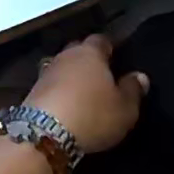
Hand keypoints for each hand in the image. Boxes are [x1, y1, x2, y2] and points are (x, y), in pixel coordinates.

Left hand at [24, 35, 149, 153]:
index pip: (102, 40)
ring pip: (63, 67)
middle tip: (101, 76)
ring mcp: (46, 72)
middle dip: (89, 60)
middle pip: (79, 50)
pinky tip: (65, 105)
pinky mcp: (32, 91)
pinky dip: (59, 92)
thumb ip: (133, 89)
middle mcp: (67, 55)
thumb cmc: (92, 114)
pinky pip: (51, 85)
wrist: (43, 134)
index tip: (117, 58)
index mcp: (91, 52)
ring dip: (71, 77)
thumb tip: (140, 75)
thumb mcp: (124, 108)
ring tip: (82, 93)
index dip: (110, 47)